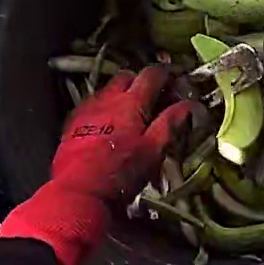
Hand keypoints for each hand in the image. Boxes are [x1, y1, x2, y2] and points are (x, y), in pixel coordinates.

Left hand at [0, 66, 194, 264]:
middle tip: (155, 97)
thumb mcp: (152, 151)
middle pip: (127, 77)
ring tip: (132, 113)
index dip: (167, 73)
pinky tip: (109, 126)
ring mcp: (87, 108)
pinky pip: (93, 105)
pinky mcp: (73, 122)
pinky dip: (105, 108)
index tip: (178, 78)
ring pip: (108, 90)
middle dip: (142, 81)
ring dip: (122, 94)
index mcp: (130, 102)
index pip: (152, 74)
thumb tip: (190, 104)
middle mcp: (107, 97)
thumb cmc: (121, 173)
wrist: (78, 192)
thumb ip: (170, 124)